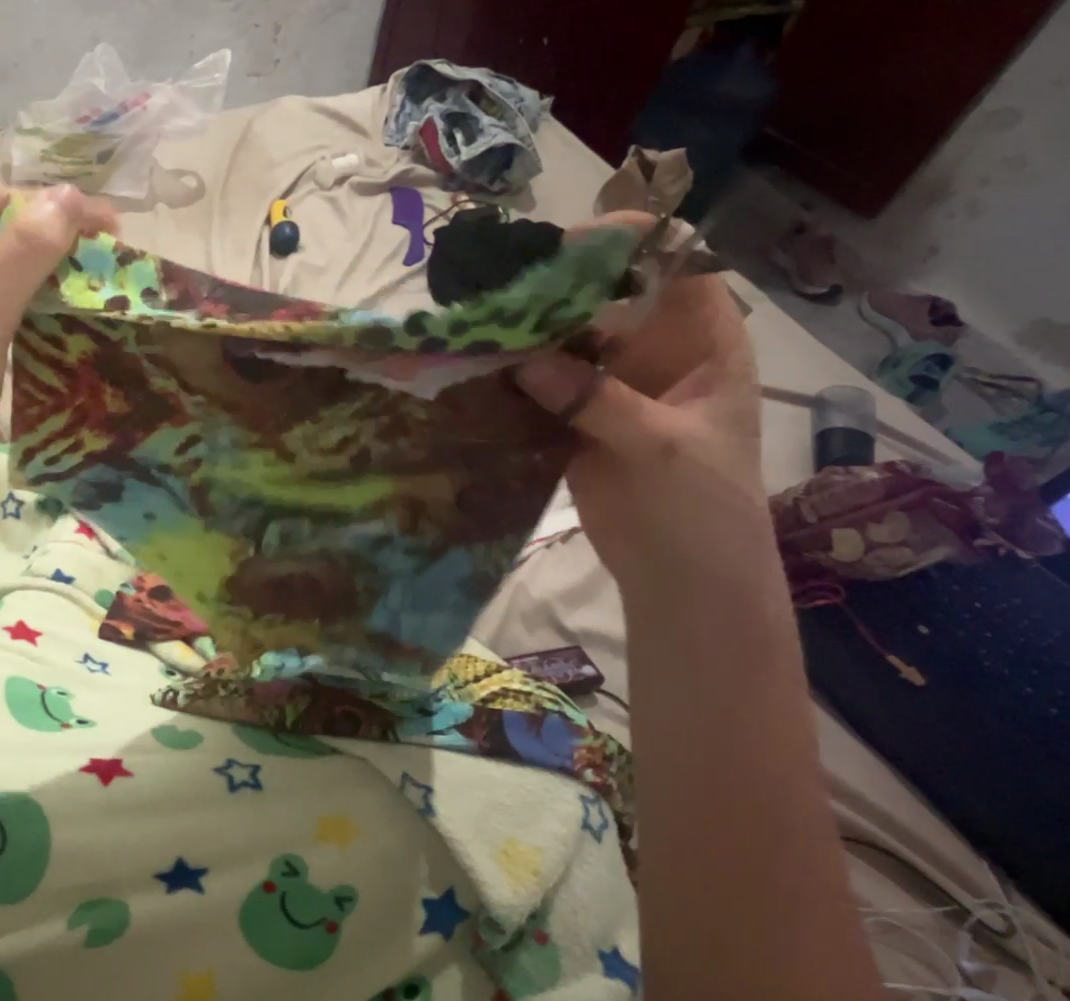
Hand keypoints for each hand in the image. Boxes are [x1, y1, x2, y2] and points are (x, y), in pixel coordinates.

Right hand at [514, 212, 767, 591]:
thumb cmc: (700, 506)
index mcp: (703, 343)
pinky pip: (539, 385)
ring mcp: (609, 387)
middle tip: (501, 286)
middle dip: (558, 287)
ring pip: (565, 340)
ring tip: (477, 325)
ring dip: (526, 334)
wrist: (680, 577)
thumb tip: (523, 359)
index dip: (630, 245)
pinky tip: (476, 370)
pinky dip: (511, 378)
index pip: (673, 266)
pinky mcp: (573, 419)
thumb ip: (596, 399)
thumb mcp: (661, 445)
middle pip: (606, 298)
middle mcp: (654, 353)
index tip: (570, 245)